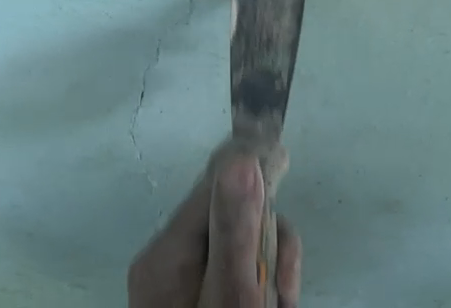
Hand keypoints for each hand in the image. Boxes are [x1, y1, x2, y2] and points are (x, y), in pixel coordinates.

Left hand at [128, 152, 300, 307]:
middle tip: (280, 291)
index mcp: (167, 252)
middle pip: (233, 212)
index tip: (283, 157)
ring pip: (245, 243)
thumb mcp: (231, 300)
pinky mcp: (206, 299)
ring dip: (272, 271)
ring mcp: (188, 283)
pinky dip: (265, 287)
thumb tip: (242, 157)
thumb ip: (236, 231)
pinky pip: (242, 271)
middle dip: (267, 240)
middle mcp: (171, 260)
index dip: (250, 165)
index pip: (213, 181)